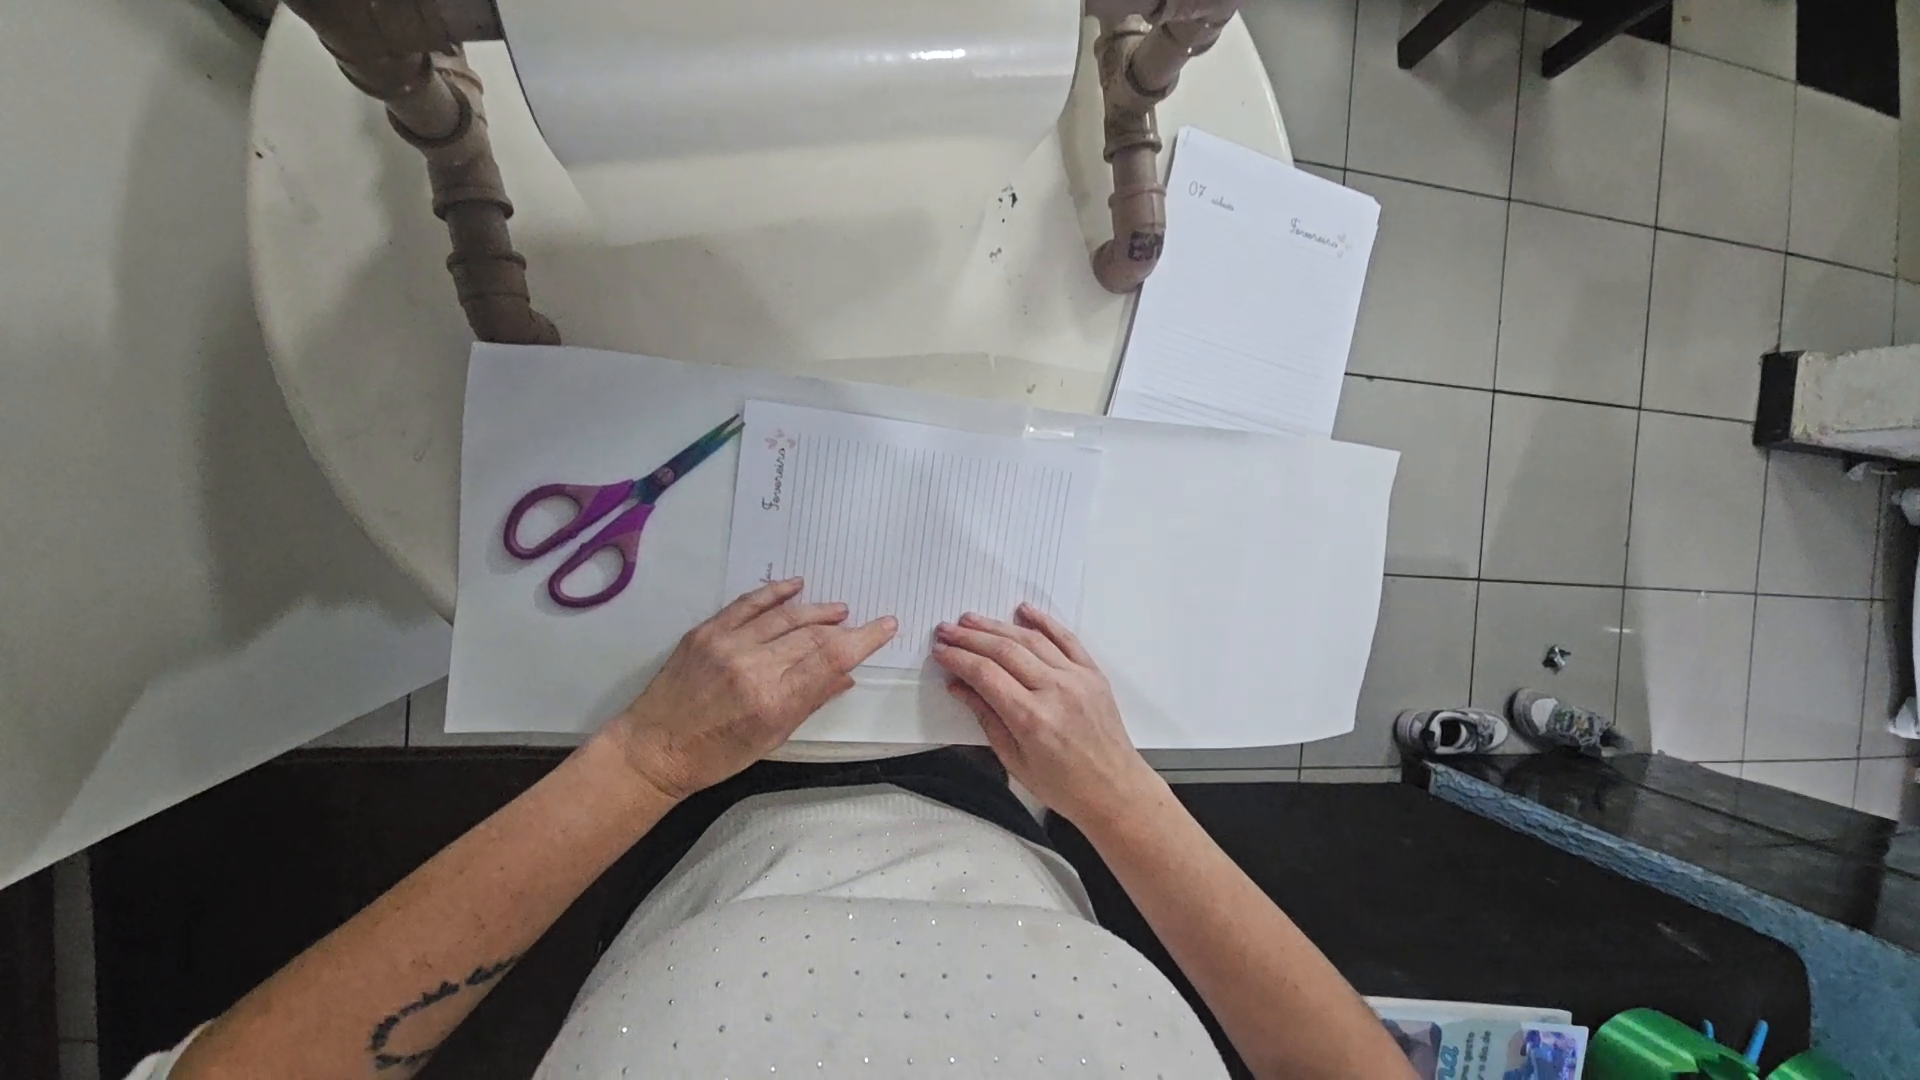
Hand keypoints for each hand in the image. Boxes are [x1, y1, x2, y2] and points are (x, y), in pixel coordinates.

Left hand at [606, 578, 895, 801]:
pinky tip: (797, 585)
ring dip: (818, 610)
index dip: (864, 639)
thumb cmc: (716, 755)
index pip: (831, 659)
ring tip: (839, 609)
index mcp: (774, 702)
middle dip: (845, 628)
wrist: (654, 749)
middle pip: (813, 636)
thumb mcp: (771, 739)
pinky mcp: (707, 632)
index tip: (886, 626)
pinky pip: (748, 603)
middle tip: (861, 624)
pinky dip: (775, 592)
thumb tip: (847, 675)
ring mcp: (728, 645)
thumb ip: (810, 701)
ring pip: (786, 616)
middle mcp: (754, 668)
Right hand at [932, 603, 1158, 825]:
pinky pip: (1066, 638)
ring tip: (971, 619)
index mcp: (1031, 719)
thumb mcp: (1014, 760)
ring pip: (1030, 640)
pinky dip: (1043, 621)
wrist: (1114, 790)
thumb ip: (986, 717)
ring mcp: (1076, 679)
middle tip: (947, 630)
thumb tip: (959, 686)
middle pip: (1003, 651)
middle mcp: (1055, 692)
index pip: (985, 674)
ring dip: (997, 626)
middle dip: (970, 637)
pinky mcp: (1092, 673)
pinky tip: (1023, 611)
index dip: (958, 658)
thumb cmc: (1065, 785)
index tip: (940, 650)